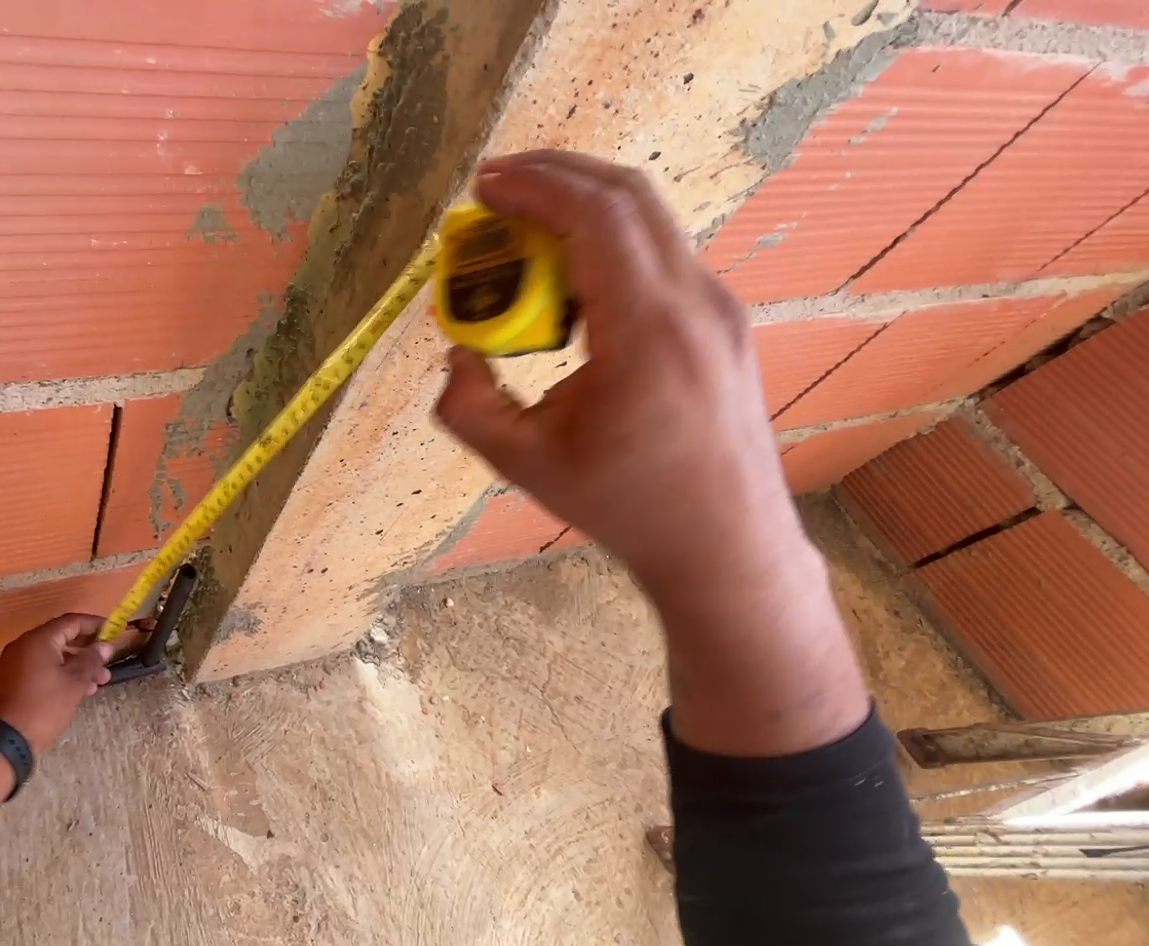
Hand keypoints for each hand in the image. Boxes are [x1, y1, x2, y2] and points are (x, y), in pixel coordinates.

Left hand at [0, 613, 114, 754]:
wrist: (7, 739)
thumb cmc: (44, 706)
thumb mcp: (74, 683)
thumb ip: (91, 660)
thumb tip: (104, 646)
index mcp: (39, 640)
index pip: (71, 622)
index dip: (94, 625)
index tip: (113, 631)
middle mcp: (25, 645)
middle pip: (62, 638)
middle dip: (87, 650)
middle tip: (107, 662)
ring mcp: (16, 662)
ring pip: (53, 656)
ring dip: (77, 666)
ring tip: (99, 682)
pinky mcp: (14, 679)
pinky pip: (42, 668)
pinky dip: (61, 674)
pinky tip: (80, 690)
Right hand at [436, 151, 866, 756]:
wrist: (720, 539)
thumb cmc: (621, 504)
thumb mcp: (521, 462)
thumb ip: (466, 407)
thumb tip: (454, 355)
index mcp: (645, 332)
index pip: (596, 218)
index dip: (535, 187)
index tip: (482, 186)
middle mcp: (694, 302)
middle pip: (628, 196)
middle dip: (556, 177)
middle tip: (494, 188)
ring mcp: (717, 307)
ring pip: (648, 220)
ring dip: (580, 210)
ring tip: (520, 232)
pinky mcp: (719, 321)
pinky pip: (658, 255)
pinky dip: (605, 244)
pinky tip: (565, 280)